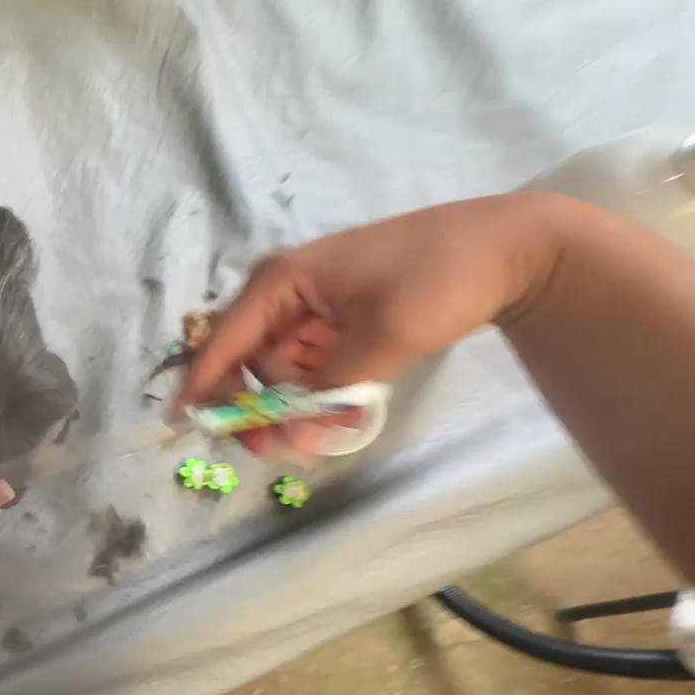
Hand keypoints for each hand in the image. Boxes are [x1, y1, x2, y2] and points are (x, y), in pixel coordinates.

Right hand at [176, 194, 568, 451]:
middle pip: (244, 359)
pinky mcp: (330, 320)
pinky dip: (312, 392)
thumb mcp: (387, 337)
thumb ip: (335, 393)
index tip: (179, 422)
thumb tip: (297, 445)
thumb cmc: (442, 276)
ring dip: (287, 403)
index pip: (224, 341)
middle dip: (254, 404)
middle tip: (269, 448)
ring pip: (274, 368)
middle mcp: (279, 293)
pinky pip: (304, 364)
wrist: (515, 245)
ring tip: (313, 436)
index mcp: (278, 282)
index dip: (201, 385)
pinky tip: (330, 413)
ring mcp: (305, 306)